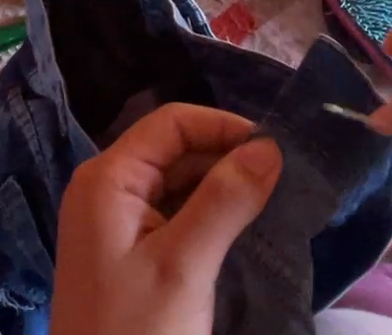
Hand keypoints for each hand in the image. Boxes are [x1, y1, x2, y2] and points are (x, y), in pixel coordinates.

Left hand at [50, 104, 281, 334]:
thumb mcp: (184, 266)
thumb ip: (225, 201)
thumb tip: (270, 147)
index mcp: (107, 177)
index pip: (169, 124)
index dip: (222, 127)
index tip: (277, 149)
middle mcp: (105, 187)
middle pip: (172, 150)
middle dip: (225, 157)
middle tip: (286, 179)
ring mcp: (113, 221)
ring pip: (174, 183)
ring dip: (220, 188)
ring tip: (275, 200)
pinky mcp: (126, 252)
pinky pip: (170, 215)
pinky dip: (205, 215)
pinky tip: (243, 228)